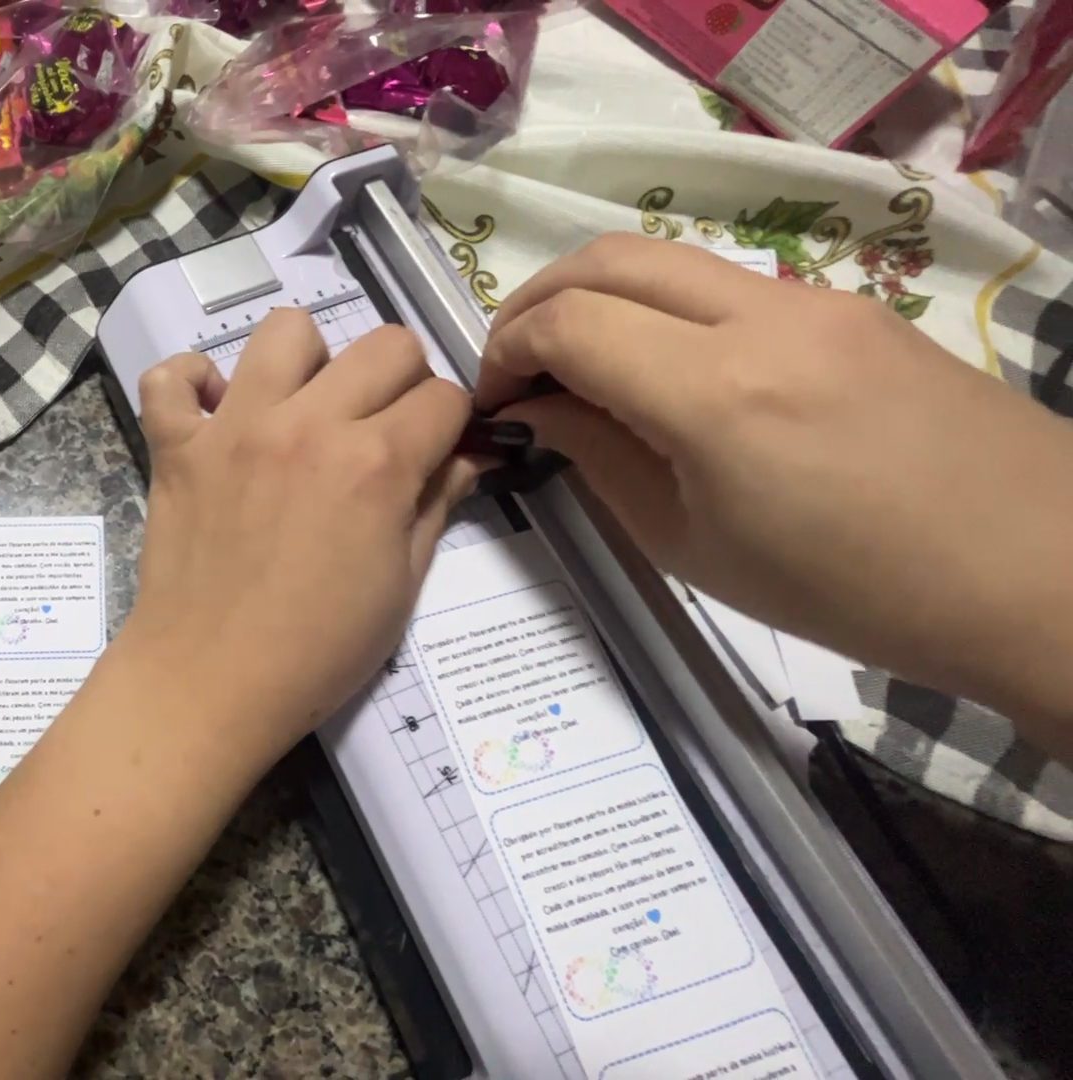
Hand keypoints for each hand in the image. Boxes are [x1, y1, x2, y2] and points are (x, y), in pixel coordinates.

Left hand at [121, 309, 477, 761]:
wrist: (210, 680)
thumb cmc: (315, 650)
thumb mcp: (400, 588)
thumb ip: (435, 508)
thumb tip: (464, 457)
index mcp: (375, 464)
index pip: (443, 397)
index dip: (450, 423)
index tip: (434, 451)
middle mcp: (307, 426)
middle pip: (384, 345)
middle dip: (401, 380)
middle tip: (379, 429)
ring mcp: (233, 429)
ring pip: (284, 330)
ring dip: (307, 359)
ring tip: (301, 408)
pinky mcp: (175, 447)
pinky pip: (169, 378)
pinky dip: (190, 382)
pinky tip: (212, 412)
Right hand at [479, 233, 1072, 741]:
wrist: (1037, 576)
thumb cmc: (838, 587)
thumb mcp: (680, 538)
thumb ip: (593, 453)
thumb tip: (530, 409)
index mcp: (715, 393)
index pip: (567, 323)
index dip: (504, 353)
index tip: (492, 403)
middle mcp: (763, 318)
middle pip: (605, 259)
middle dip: (529, 306)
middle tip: (509, 369)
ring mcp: (813, 300)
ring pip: (658, 256)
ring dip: (588, 298)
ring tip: (567, 366)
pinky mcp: (843, 306)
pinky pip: (714, 281)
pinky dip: (647, 308)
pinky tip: (648, 371)